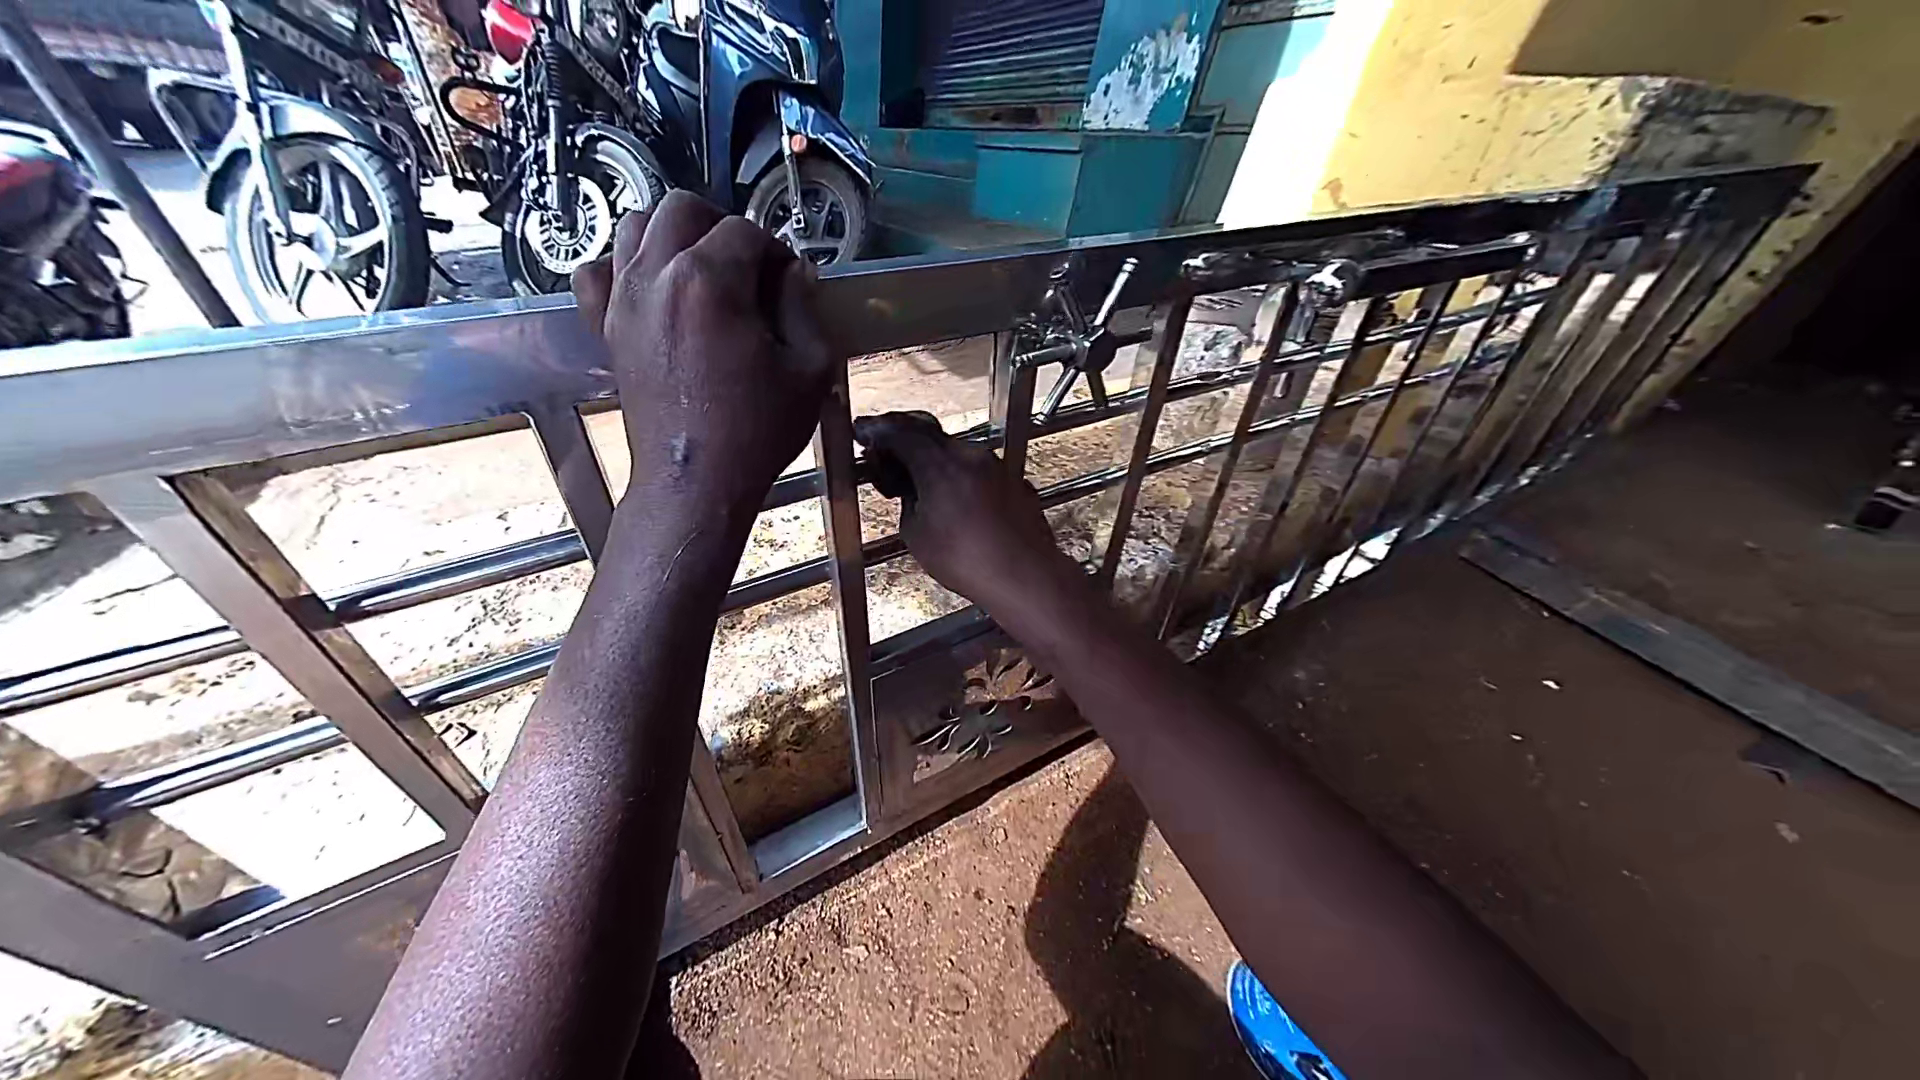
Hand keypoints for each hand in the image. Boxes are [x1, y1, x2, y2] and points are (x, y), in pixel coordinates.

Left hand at [573, 191, 833, 508]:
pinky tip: (654, 289)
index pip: (745, 231)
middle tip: (750, 266)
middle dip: (724, 227)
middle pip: (684, 209)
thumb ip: (805, 308)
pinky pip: (598, 271)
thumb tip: (794, 274)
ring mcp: (622, 300)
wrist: (697, 480)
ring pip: (637, 225)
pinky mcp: (606, 326)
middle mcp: (655, 277)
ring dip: (676, 236)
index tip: (789, 282)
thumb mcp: (810, 370)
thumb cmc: (757, 432)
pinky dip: (625, 266)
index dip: (776, 251)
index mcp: (709, 282)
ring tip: (706, 272)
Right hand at [852, 411, 1082, 610]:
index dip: (878, 431)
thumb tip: (911, 493)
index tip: (865, 432)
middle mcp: (971, 456)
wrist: (1025, 575)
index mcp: (940, 465)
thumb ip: (907, 501)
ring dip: (937, 464)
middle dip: (907, 446)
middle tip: (891, 463)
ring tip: (925, 491)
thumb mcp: (916, 534)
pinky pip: (980, 470)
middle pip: (930, 438)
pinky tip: (959, 505)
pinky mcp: (1015, 481)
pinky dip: (963, 478)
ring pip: (957, 453)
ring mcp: (997, 466)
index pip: (901, 433)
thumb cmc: (968, 560)